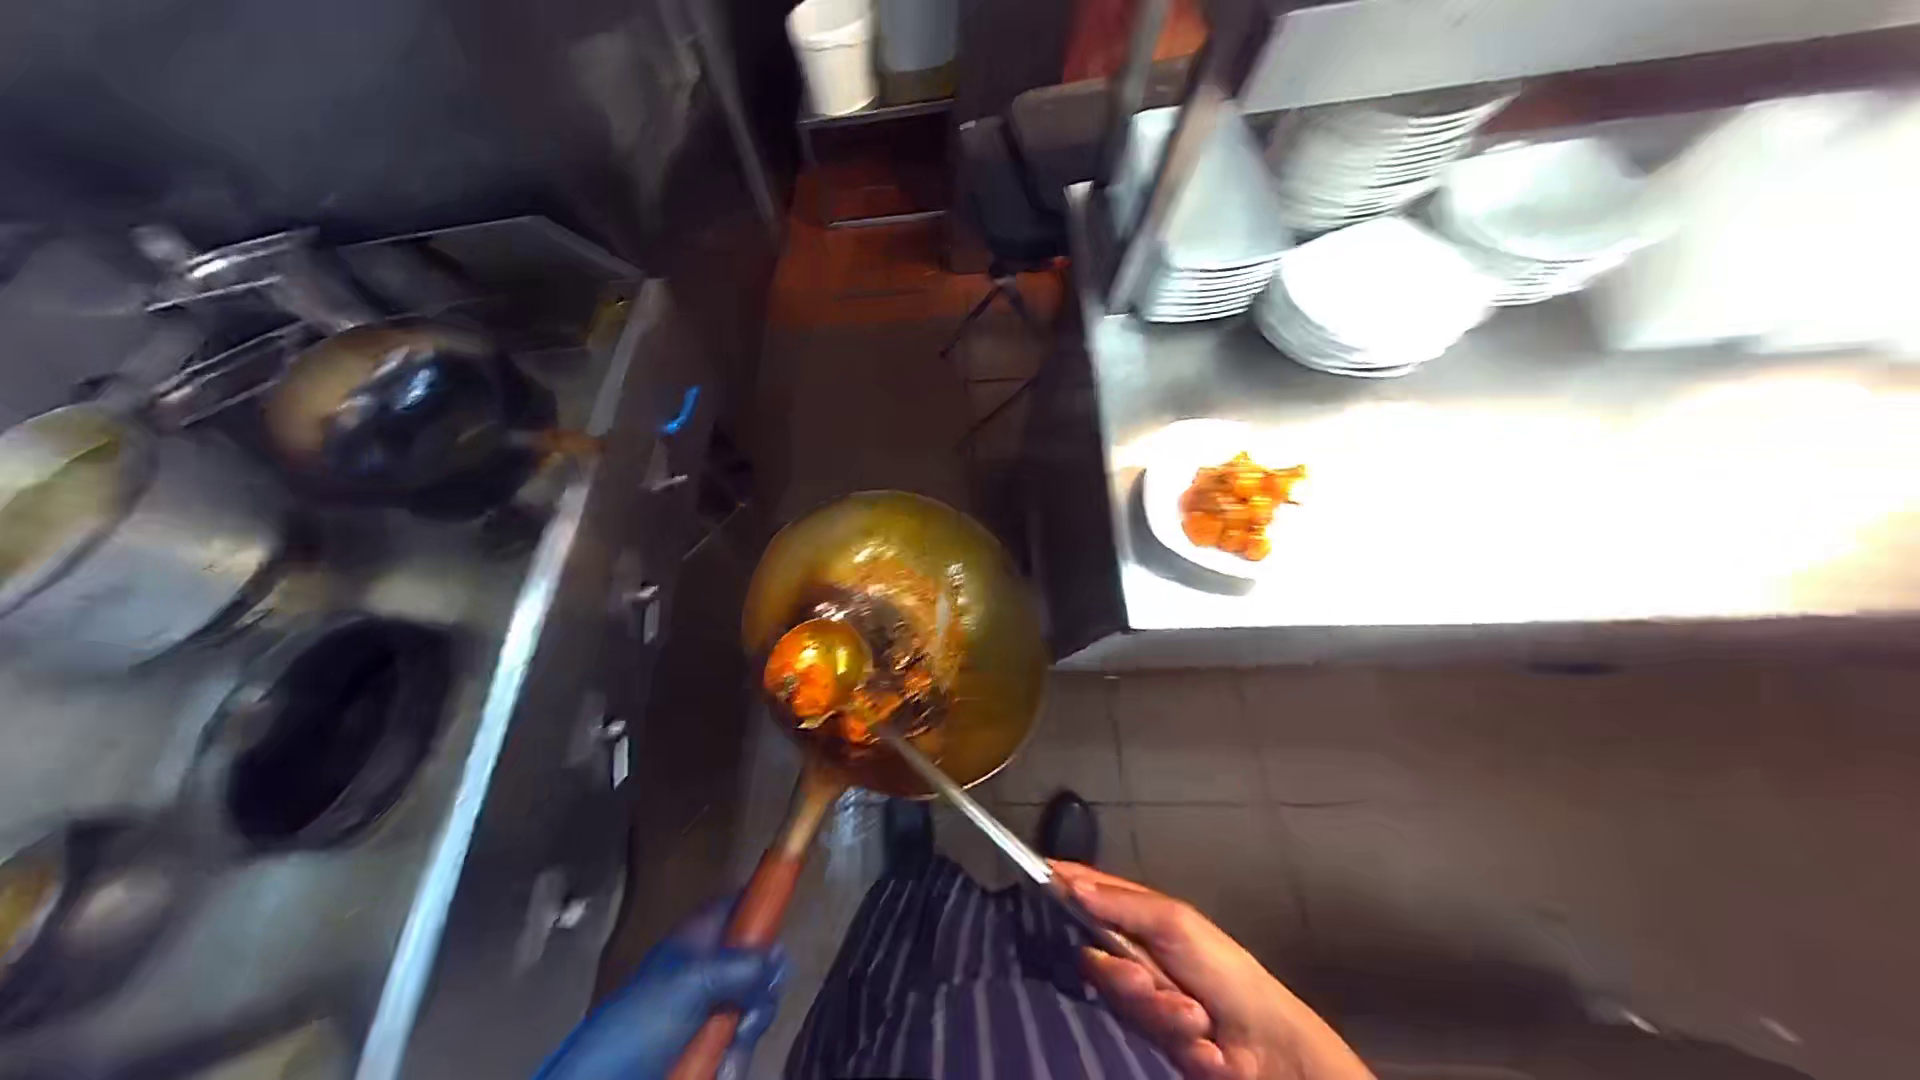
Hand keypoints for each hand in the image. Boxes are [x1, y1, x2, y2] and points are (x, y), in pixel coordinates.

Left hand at [535, 897, 788, 1079]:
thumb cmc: (636, 1028)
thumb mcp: (690, 985)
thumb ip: (740, 965)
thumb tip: (779, 955)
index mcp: (695, 944)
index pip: (735, 908)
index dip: (759, 905)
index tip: (781, 918)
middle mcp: (705, 974)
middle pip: (756, 962)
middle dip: (761, 985)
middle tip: (750, 1006)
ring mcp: (705, 1016)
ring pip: (753, 1007)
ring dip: (749, 1027)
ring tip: (728, 1048)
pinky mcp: (707, 1054)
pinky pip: (740, 1048)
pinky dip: (736, 1059)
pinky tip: (721, 1067)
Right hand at [1053, 862, 1373, 1079]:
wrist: (1271, 1047)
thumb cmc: (1223, 968)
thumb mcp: (1174, 922)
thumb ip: (1120, 904)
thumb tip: (1070, 883)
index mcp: (1136, 916)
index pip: (1089, 892)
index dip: (1063, 882)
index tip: (1034, 874)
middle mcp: (1131, 954)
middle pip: (1094, 958)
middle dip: (1121, 975)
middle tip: (1147, 982)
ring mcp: (1141, 998)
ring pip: (1120, 1002)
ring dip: (1160, 1011)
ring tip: (1196, 1017)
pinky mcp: (1153, 1039)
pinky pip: (1145, 1036)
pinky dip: (1180, 1040)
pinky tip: (1207, 1045)